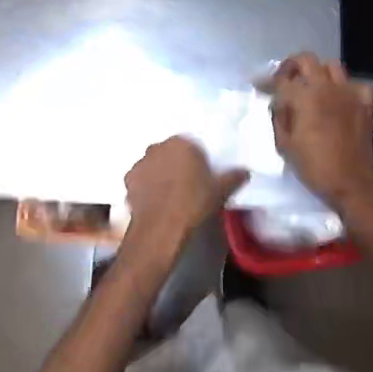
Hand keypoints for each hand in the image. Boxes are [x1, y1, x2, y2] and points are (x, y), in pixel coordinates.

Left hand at [123, 137, 247, 255]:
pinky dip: (146, 187)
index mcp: (181, 142)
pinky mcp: (127, 180)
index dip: (196, 161)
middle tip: (187, 186)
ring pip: (154, 165)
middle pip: (170, 153)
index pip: (190, 145)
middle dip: (176, 165)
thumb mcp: (220, 191)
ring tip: (169, 197)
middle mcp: (157, 147)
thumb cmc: (193, 203)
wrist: (161, 229)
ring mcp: (140, 162)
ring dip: (159, 175)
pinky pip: (141, 180)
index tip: (201, 176)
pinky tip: (155, 202)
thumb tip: (245, 171)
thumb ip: (233, 177)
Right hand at [268, 53, 372, 212]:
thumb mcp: (285, 144)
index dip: (267, 82)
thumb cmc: (313, 166)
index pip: (282, 80)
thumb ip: (279, 117)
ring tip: (312, 86)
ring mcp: (349, 93)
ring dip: (318, 73)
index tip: (260, 85)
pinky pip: (355, 85)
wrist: (351, 183)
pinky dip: (346, 88)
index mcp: (305, 97)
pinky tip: (340, 100)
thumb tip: (279, 103)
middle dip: (291, 66)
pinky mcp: (365, 103)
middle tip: (285, 79)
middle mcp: (327, 87)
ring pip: (332, 66)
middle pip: (306, 60)